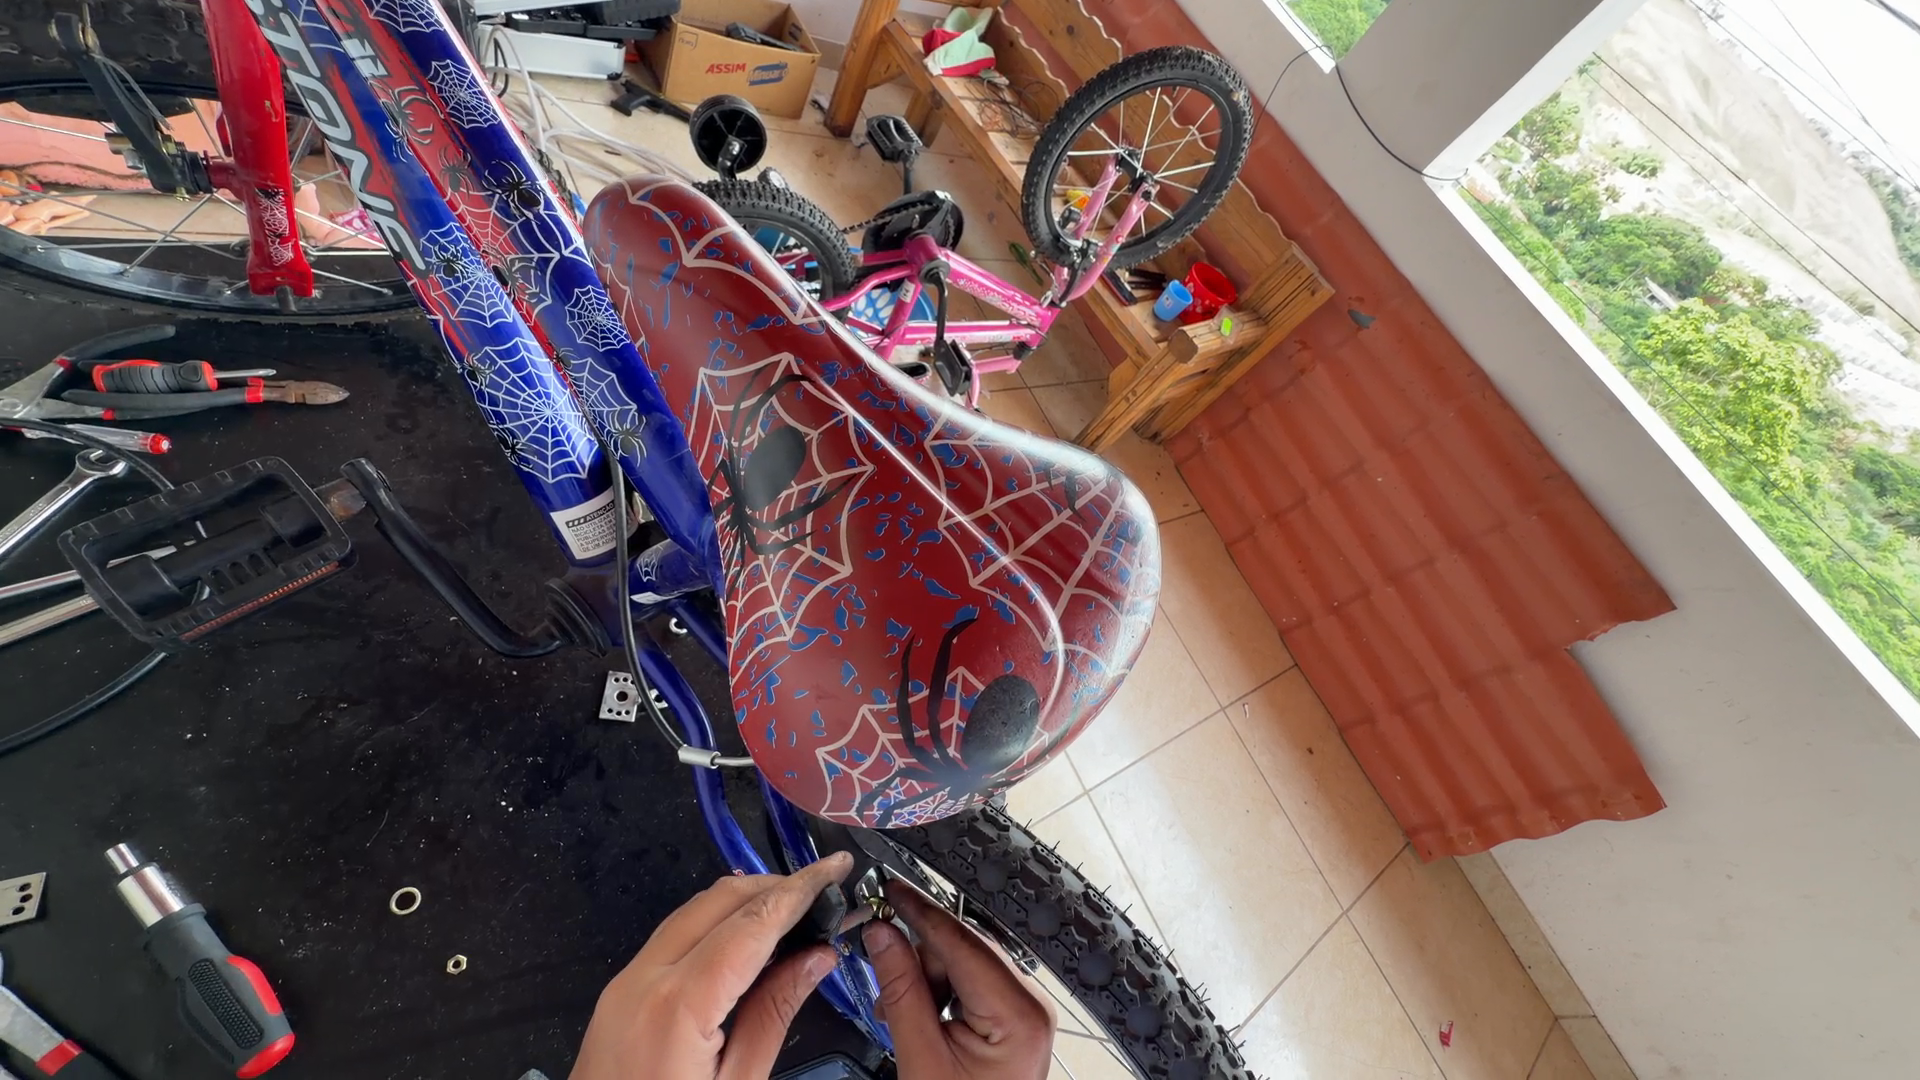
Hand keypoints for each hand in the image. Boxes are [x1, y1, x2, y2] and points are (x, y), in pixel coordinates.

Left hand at [571, 852, 853, 1079]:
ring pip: (695, 908)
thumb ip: (774, 1015)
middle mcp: (644, 978)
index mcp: (677, 1006)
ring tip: (795, 911)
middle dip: (776, 885)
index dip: (801, 888)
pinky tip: (748, 937)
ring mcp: (624, 983)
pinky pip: (675, 933)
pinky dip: (717, 920)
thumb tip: (819, 955)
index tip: (837, 866)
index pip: (752, 922)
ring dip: (747, 898)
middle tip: (823, 892)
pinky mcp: (619, 993)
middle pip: (720, 899)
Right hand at [864, 883, 1054, 1079]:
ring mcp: (1024, 1009)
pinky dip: (940, 993)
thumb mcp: (921, 1059)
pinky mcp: (1013, 1017)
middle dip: (921, 959)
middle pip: (963, 948)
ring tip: (903, 1014)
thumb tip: (880, 932)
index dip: (921, 910)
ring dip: (927, 979)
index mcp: (1018, 1013)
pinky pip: (970, 982)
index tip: (891, 888)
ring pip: (963, 962)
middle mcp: (1030, 1002)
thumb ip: (901, 988)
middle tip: (883, 971)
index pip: (963, 941)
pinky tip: (921, 1017)